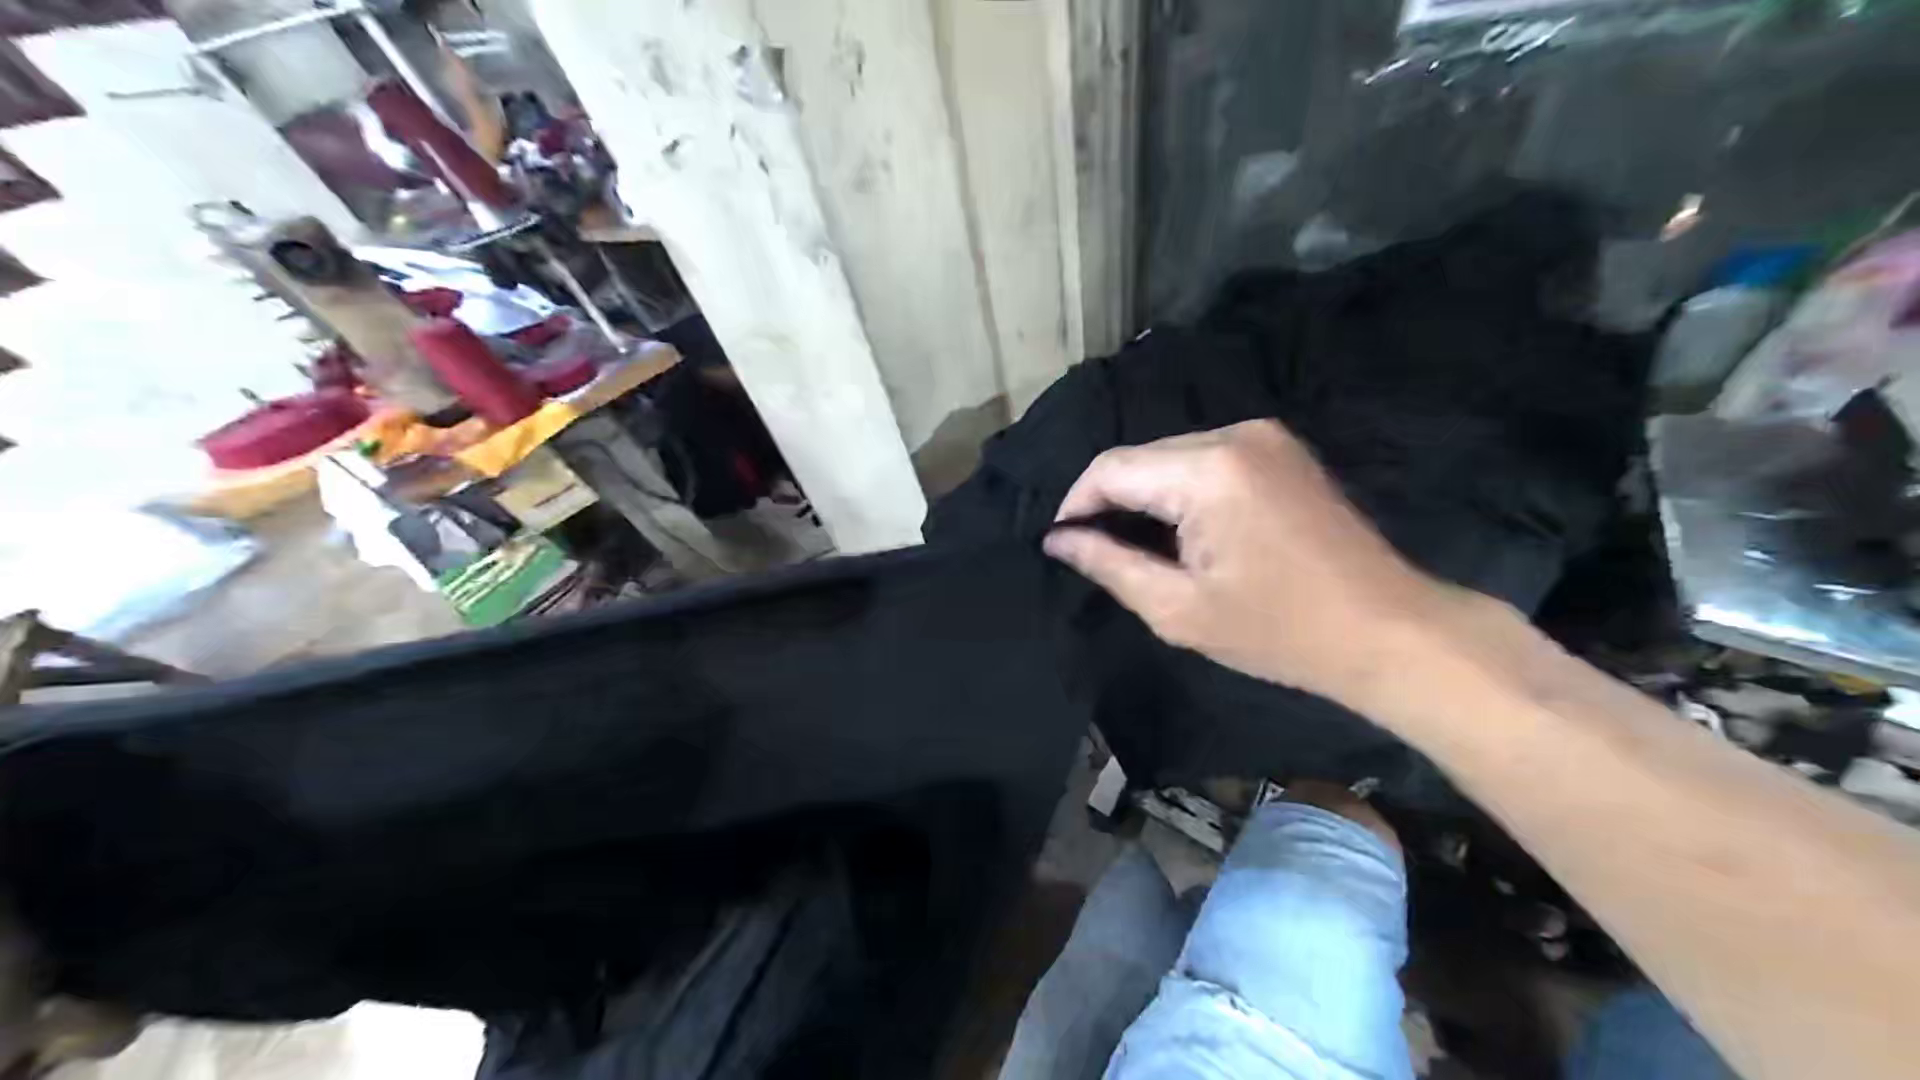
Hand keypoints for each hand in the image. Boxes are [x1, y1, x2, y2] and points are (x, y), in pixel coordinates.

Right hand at [1043, 421, 1483, 708]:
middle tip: (1097, 552)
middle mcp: (1235, 435)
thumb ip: (1108, 564)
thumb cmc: (1278, 630)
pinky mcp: (1281, 450)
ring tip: (1136, 546)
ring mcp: (1264, 437)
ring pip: (1171, 457)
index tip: (1060, 541)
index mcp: (1207, 471)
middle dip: (1110, 501)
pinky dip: (1180, 490)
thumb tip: (1058, 539)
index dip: (1075, 503)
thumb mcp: (1177, 609)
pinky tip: (1181, 530)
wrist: (1388, 630)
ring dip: (1144, 496)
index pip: (1111, 468)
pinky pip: (1205, 459)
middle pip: (1141, 458)